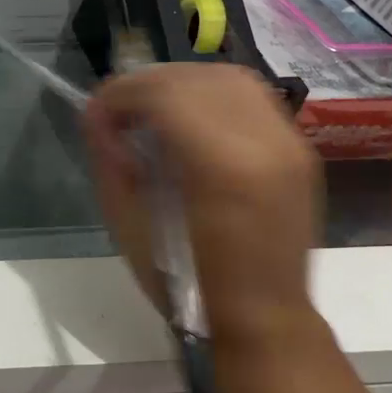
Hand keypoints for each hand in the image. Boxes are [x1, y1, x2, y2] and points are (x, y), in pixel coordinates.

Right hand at [84, 63, 321, 343]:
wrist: (263, 316)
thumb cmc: (185, 284)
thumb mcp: (127, 226)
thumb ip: (112, 163)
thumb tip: (98, 120)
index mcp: (220, 168)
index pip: (164, 94)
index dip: (118, 95)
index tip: (93, 118)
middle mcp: (264, 143)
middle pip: (198, 77)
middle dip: (146, 84)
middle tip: (115, 113)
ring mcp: (289, 143)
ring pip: (230, 79)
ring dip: (180, 85)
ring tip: (148, 113)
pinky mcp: (298, 149)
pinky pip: (251, 100)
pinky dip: (210, 98)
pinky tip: (185, 125)